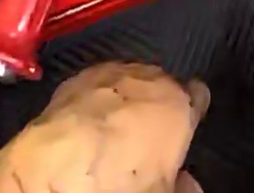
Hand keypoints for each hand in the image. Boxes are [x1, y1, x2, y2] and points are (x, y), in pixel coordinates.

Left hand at [0, 63, 207, 192]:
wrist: (54, 172)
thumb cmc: (120, 185)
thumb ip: (182, 185)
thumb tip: (189, 182)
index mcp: (179, 104)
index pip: (199, 96)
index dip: (191, 113)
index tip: (182, 132)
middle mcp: (152, 77)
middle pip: (162, 86)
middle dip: (155, 107)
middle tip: (142, 142)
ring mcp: (115, 71)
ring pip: (130, 81)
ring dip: (126, 100)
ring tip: (110, 134)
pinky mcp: (81, 75)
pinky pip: (99, 86)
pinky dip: (96, 101)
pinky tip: (83, 127)